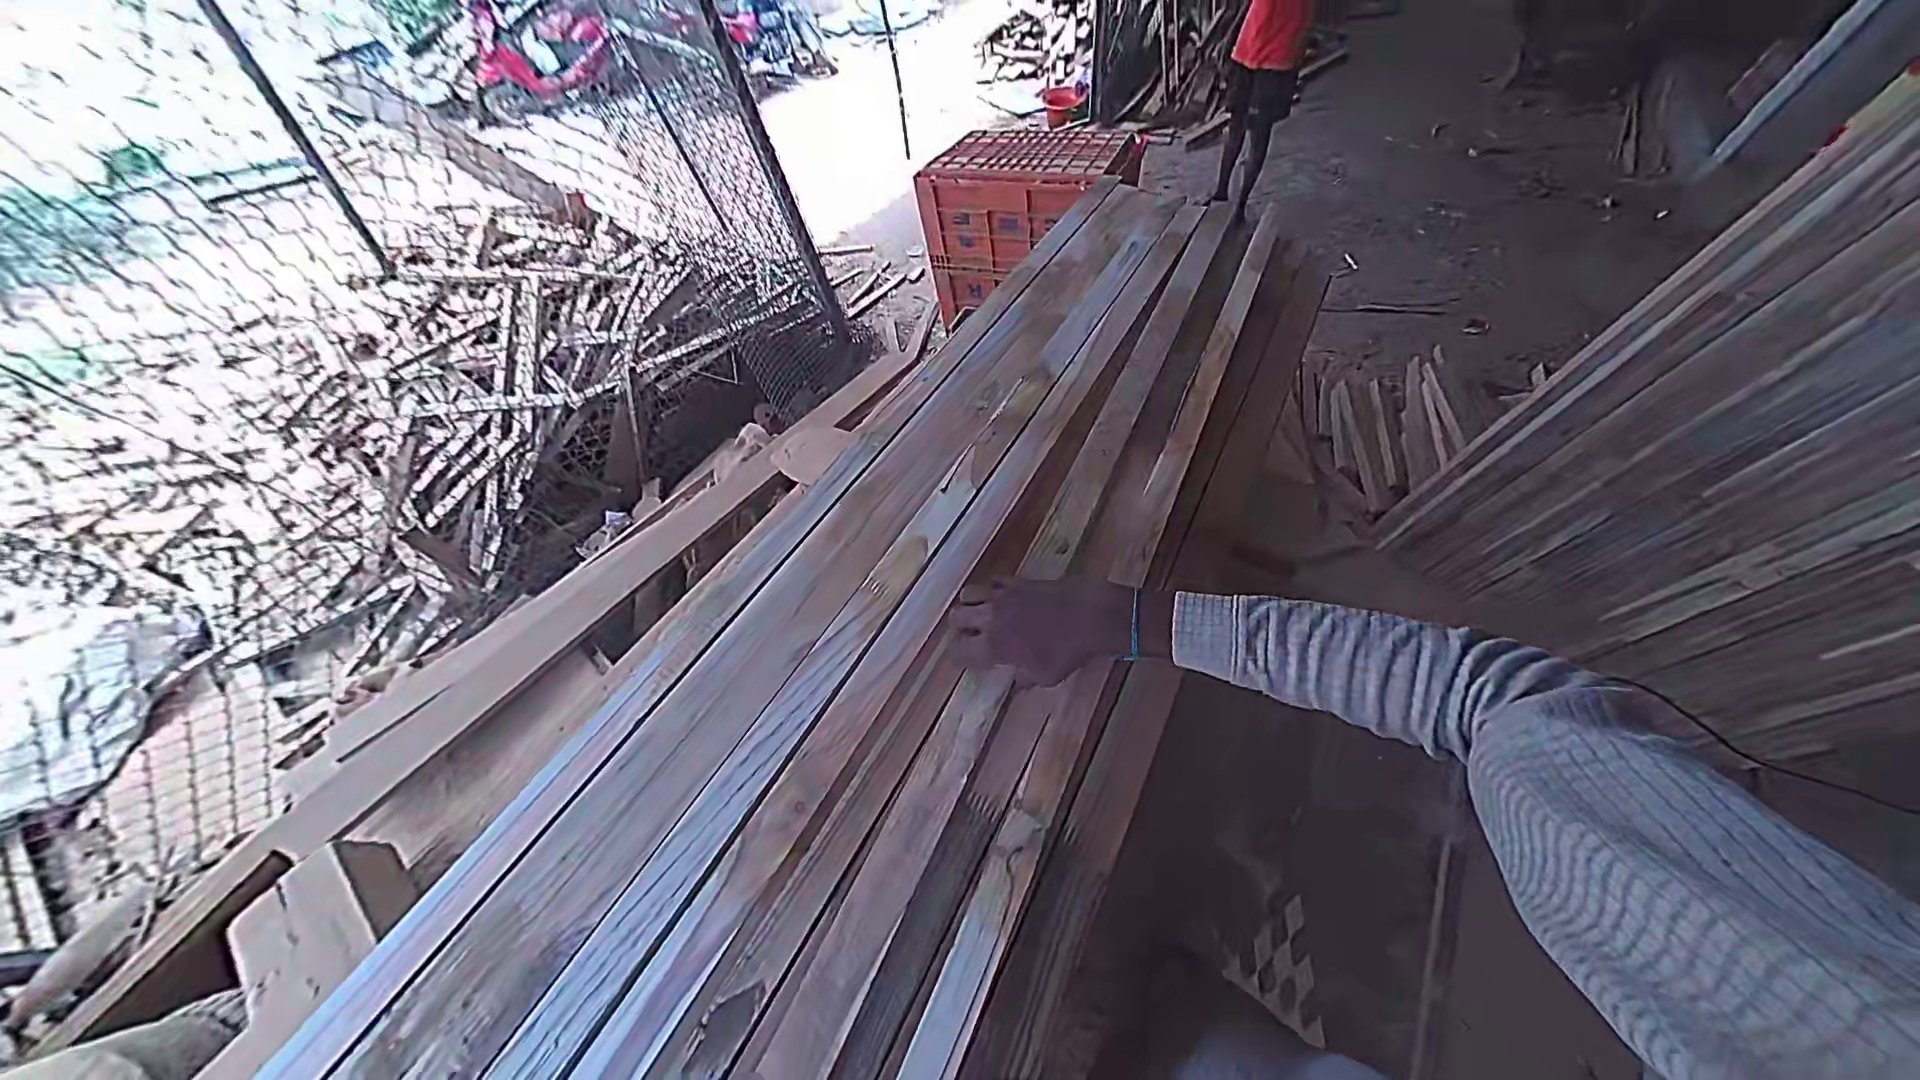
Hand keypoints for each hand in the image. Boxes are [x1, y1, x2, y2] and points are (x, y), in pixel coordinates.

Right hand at [950, 577, 1171, 685]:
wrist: (1089, 614)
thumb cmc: (1068, 651)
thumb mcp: (1046, 676)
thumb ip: (1025, 679)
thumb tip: (1016, 681)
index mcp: (993, 646)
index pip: (959, 651)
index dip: (956, 655)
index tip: (961, 658)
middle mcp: (990, 618)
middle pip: (956, 617)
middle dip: (959, 627)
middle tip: (971, 635)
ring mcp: (1002, 596)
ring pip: (969, 594)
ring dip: (971, 604)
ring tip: (981, 613)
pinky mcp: (1017, 581)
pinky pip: (994, 580)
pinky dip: (993, 589)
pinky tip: (1003, 597)